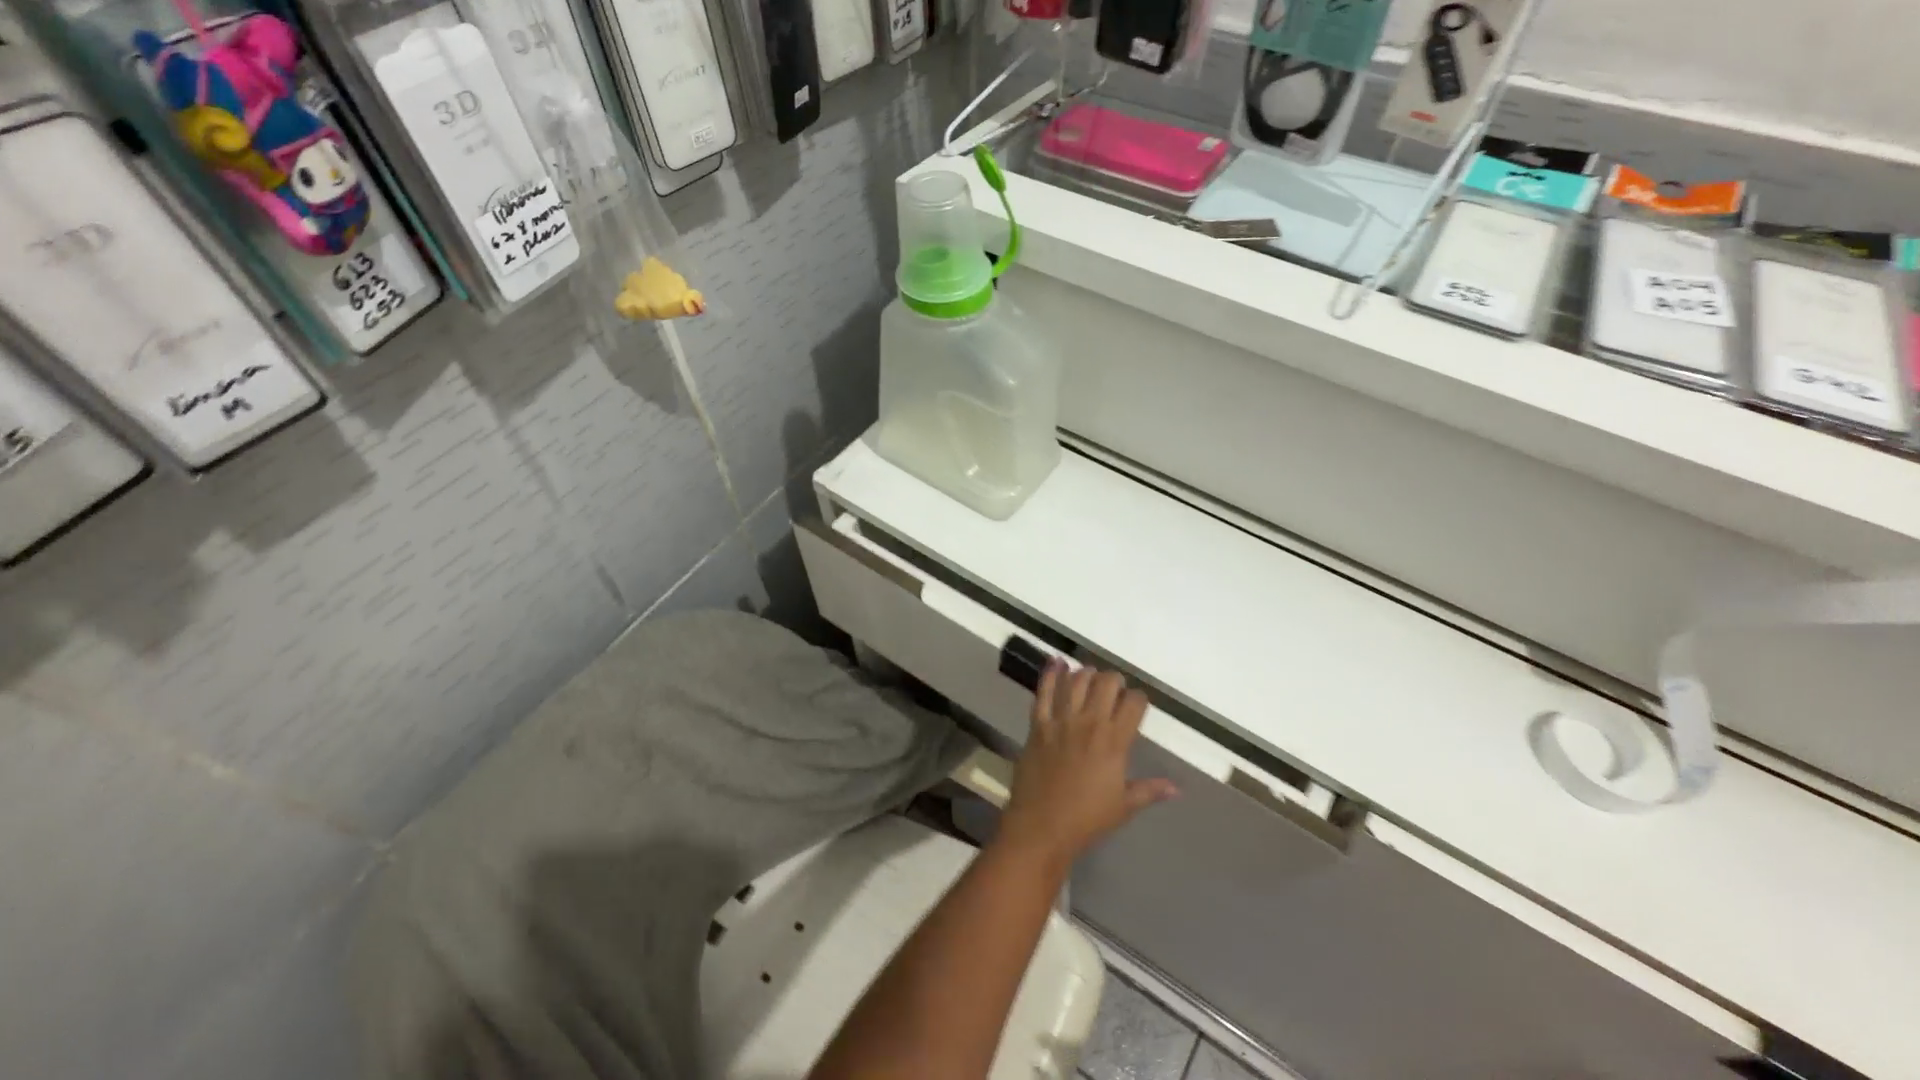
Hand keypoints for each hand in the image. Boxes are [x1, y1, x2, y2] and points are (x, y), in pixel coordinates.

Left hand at [997, 663, 1177, 869]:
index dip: (1138, 699)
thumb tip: (1177, 788)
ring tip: (1090, 677)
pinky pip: (1043, 693)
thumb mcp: (1124, 806)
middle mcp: (1090, 723)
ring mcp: (1061, 721)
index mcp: (1115, 741)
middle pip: (1106, 683)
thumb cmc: (1087, 819)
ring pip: (1076, 681)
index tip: (1136, 704)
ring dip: (1086, 674)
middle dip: (1114, 680)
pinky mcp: (1038, 726)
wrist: (1041, 827)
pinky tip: (1056, 663)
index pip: (1134, 703)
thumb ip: (1150, 790)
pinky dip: (1050, 675)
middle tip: (1113, 689)